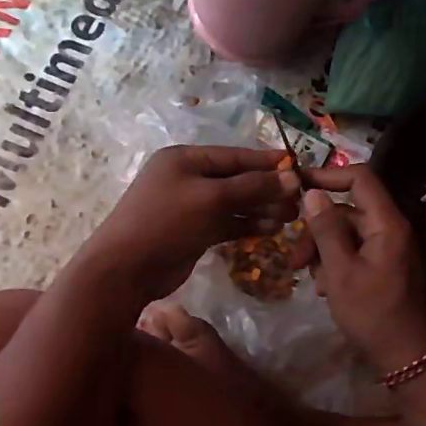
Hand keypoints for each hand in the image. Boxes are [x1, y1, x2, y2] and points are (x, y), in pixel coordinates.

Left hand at [78, 145, 300, 303]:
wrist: (126, 269)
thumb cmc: (166, 222)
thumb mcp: (211, 198)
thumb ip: (252, 187)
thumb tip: (291, 178)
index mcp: (185, 159)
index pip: (234, 156)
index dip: (266, 162)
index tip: (297, 167)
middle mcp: (187, 178)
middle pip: (236, 179)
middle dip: (267, 189)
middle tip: (298, 200)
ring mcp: (190, 207)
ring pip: (233, 204)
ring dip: (261, 209)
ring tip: (290, 218)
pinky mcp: (193, 233)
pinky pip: (226, 224)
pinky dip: (247, 225)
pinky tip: (271, 230)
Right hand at [297, 165, 425, 371]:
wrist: (403, 356)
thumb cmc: (372, 313)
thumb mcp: (341, 271)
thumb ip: (326, 230)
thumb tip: (311, 192)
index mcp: (387, 223)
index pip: (360, 178)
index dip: (327, 176)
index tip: (296, 185)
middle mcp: (390, 229)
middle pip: (347, 211)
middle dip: (317, 230)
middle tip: (296, 261)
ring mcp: (387, 249)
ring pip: (346, 234)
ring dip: (323, 252)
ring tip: (313, 282)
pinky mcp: (381, 266)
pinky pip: (353, 253)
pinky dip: (335, 265)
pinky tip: (326, 289)